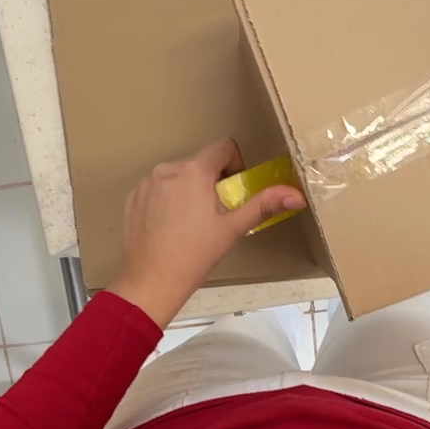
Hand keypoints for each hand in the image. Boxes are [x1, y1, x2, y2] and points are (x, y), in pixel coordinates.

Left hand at [107, 138, 305, 326]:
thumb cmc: (194, 256)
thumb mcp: (233, 229)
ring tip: (189, 225)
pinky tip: (169, 228)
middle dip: (210, 183)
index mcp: (194, 171)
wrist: (152, 281)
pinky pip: (156, 189)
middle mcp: (167, 169)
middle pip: (199, 163)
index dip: (235, 165)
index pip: (223, 147)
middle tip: (212, 217)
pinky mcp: (132, 198)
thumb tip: (297, 195)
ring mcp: (146, 184)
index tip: (232, 192)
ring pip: (177, 176)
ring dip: (187, 191)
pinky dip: (166, 201)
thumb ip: (264, 205)